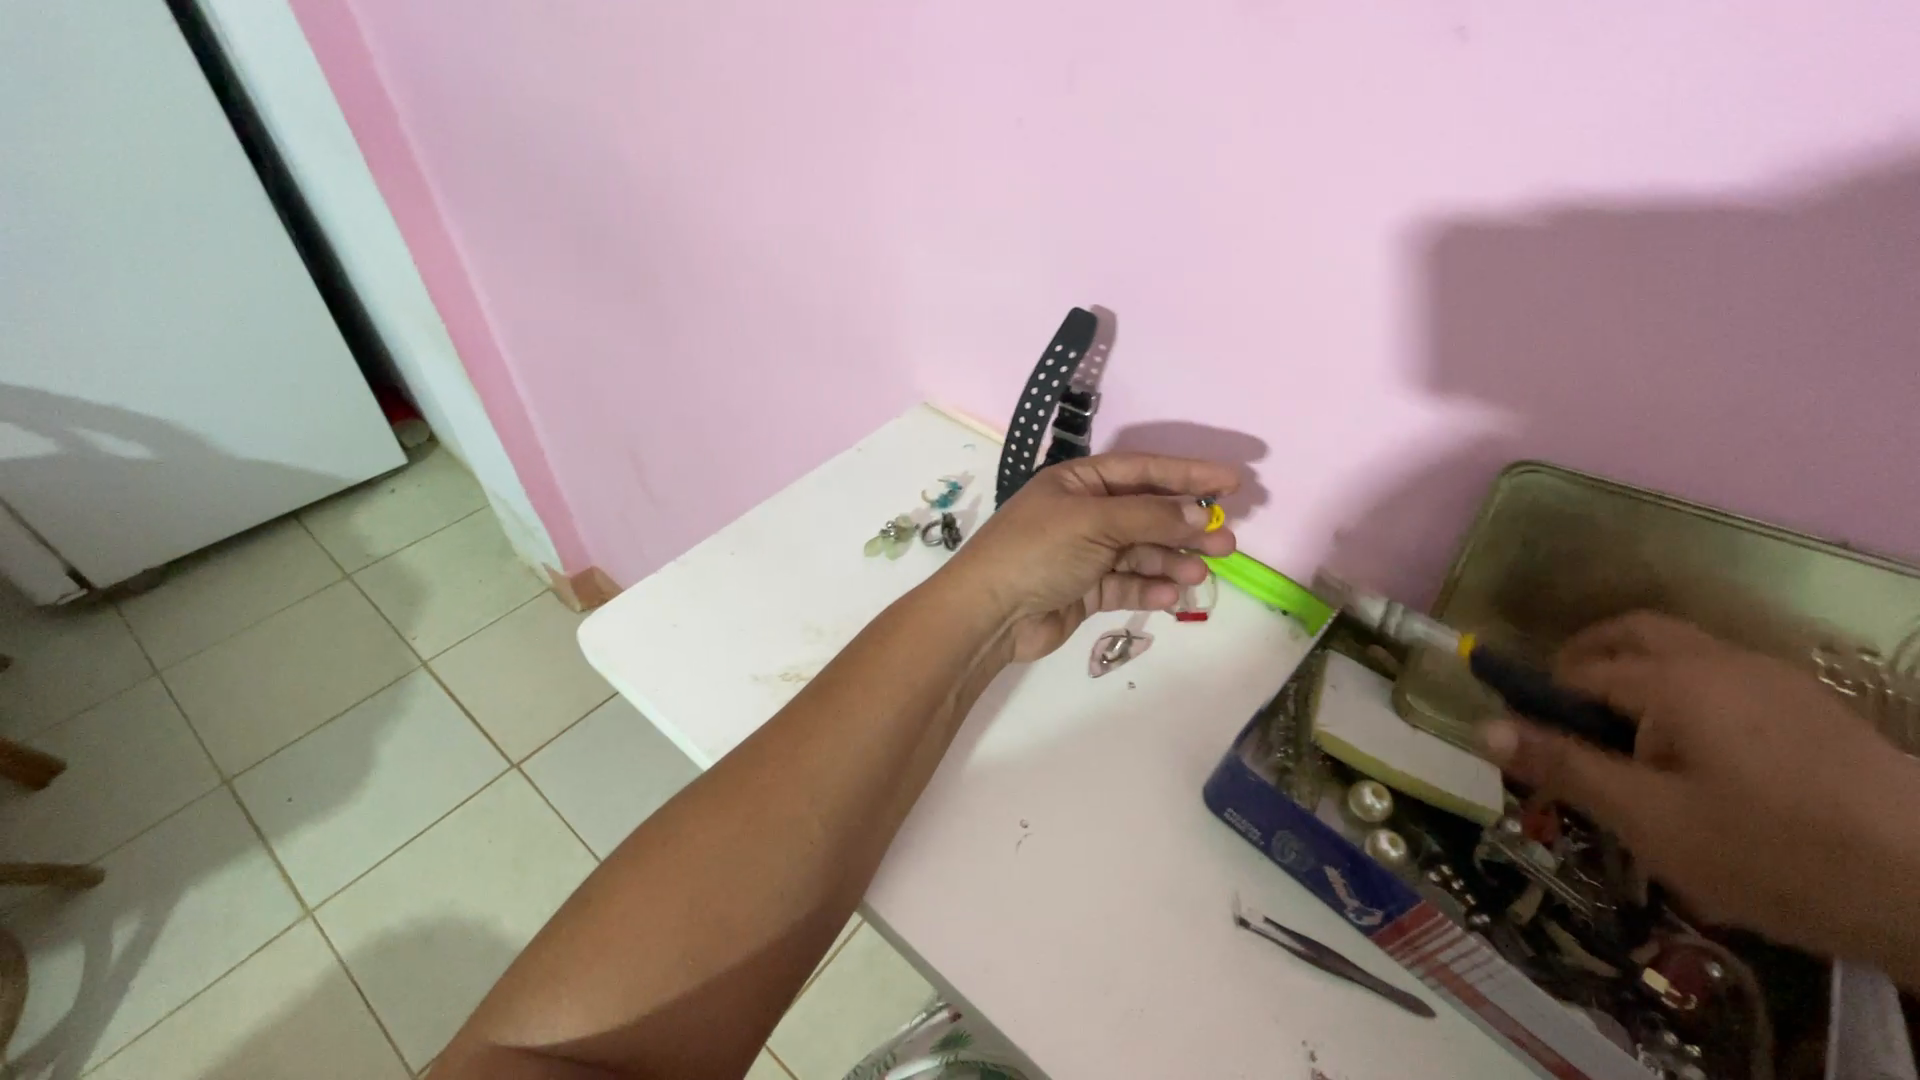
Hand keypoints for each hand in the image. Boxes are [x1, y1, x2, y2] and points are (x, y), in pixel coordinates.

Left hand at [938, 454, 1239, 662]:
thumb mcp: (1094, 522)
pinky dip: (1149, 589)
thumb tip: (1200, 514)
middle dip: (1186, 526)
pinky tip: (1169, 596)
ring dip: (1173, 561)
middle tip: (1227, 540)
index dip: (1188, 475)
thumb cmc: (1037, 551)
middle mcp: (1084, 514)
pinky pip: (1128, 585)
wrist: (989, 614)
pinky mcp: (1086, 591)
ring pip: (1142, 553)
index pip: (1143, 471)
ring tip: (1202, 572)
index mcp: (1079, 483)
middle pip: (1148, 514)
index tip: (1233, 483)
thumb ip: (1150, 517)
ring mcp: (1086, 554)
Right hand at [1481, 612, 1919, 970]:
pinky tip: (1694, 758)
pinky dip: (1684, 694)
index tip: (1526, 744)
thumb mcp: (1649, 820)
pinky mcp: (1814, 712)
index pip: (1579, 670)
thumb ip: (1563, 766)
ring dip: (1636, 677)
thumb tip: (1481, 727)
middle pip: (1634, 634)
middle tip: (1562, 717)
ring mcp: (1778, 683)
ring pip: (1683, 654)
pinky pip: (1724, 679)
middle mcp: (1724, 662)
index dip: (1539, 699)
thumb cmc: (1775, 852)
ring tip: (1626, 745)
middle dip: (1586, 661)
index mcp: (1676, 680)